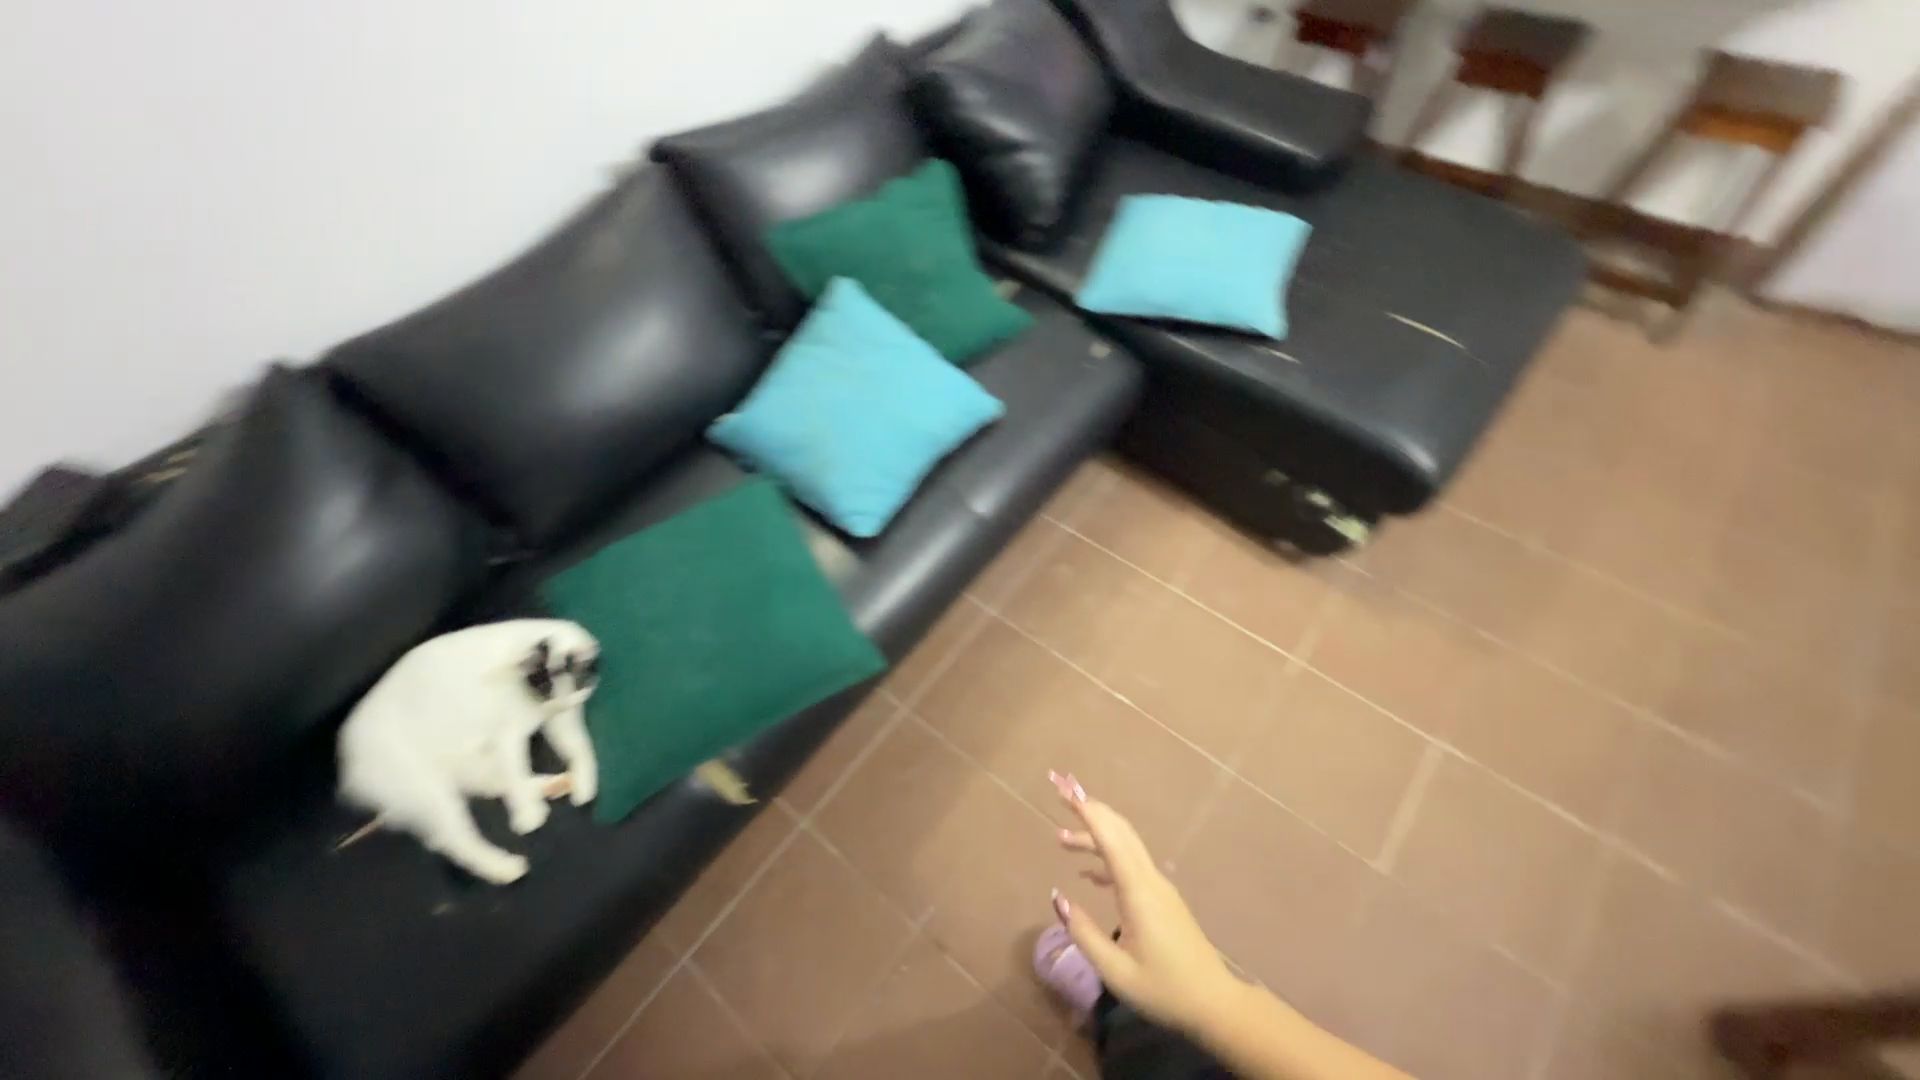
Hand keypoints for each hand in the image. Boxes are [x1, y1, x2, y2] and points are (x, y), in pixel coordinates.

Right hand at [1047, 771, 1243, 1036]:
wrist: (1215, 1004)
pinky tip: (1086, 871)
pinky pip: (1131, 863)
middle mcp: (1149, 879)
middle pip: (1118, 830)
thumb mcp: (1116, 971)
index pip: (1109, 838)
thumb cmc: (1164, 990)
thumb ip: (1084, 933)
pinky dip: (1107, 856)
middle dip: (1089, 807)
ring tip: (1061, 838)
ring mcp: (1158, 886)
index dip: (1085, 810)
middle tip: (1059, 790)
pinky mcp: (1161, 898)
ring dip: (1095, 834)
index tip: (1064, 787)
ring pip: (1124, 845)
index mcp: (1138, 892)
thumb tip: (1058, 898)